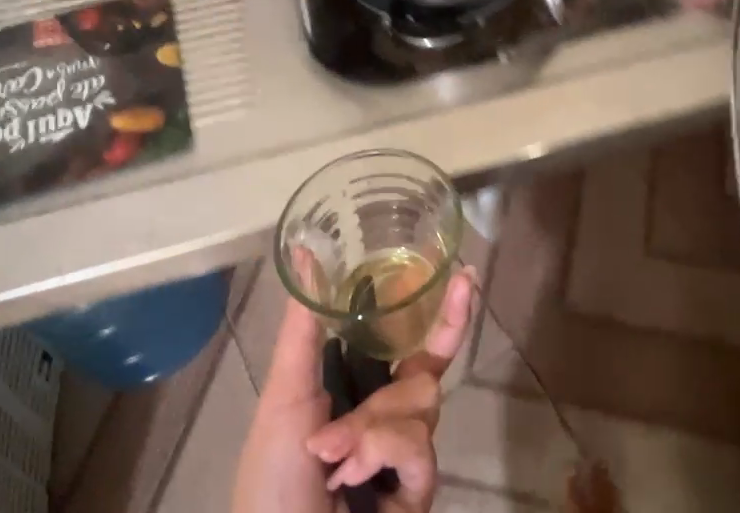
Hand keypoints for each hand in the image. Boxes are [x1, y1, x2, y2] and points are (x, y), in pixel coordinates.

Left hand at [232, 267, 477, 512]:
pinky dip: (383, 452)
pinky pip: (420, 448)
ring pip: (423, 404)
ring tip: (335, 456)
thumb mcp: (285, 393)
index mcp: (362, 391)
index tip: (466, 275)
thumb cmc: (272, 475)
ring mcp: (407, 456)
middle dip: (401, 377)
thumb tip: (304, 251)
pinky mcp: (418, 489)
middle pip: (425, 372)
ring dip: (376, 426)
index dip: (445, 314)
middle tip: (365, 400)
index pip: (414, 344)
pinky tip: (354, 474)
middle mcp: (391, 419)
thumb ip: (304, 325)